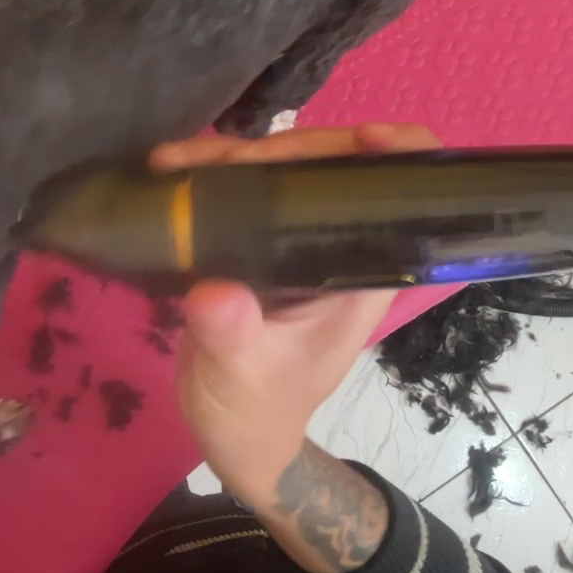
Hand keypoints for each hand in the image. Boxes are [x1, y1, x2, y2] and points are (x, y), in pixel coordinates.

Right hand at [153, 123, 442, 504]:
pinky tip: (169, 170)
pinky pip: (243, 194)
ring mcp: (293, 246)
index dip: (398, 156)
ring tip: (172, 162)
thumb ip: (231, 336)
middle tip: (215, 160)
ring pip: (281, 175)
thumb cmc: (254, 413)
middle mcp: (335, 251)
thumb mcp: (241, 378)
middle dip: (280, 152)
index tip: (359, 137)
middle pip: (331, 170)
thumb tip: (215, 290)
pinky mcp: (255, 248)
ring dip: (233, 158)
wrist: (230, 435)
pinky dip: (210, 177)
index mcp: (359, 276)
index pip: (403, 200)